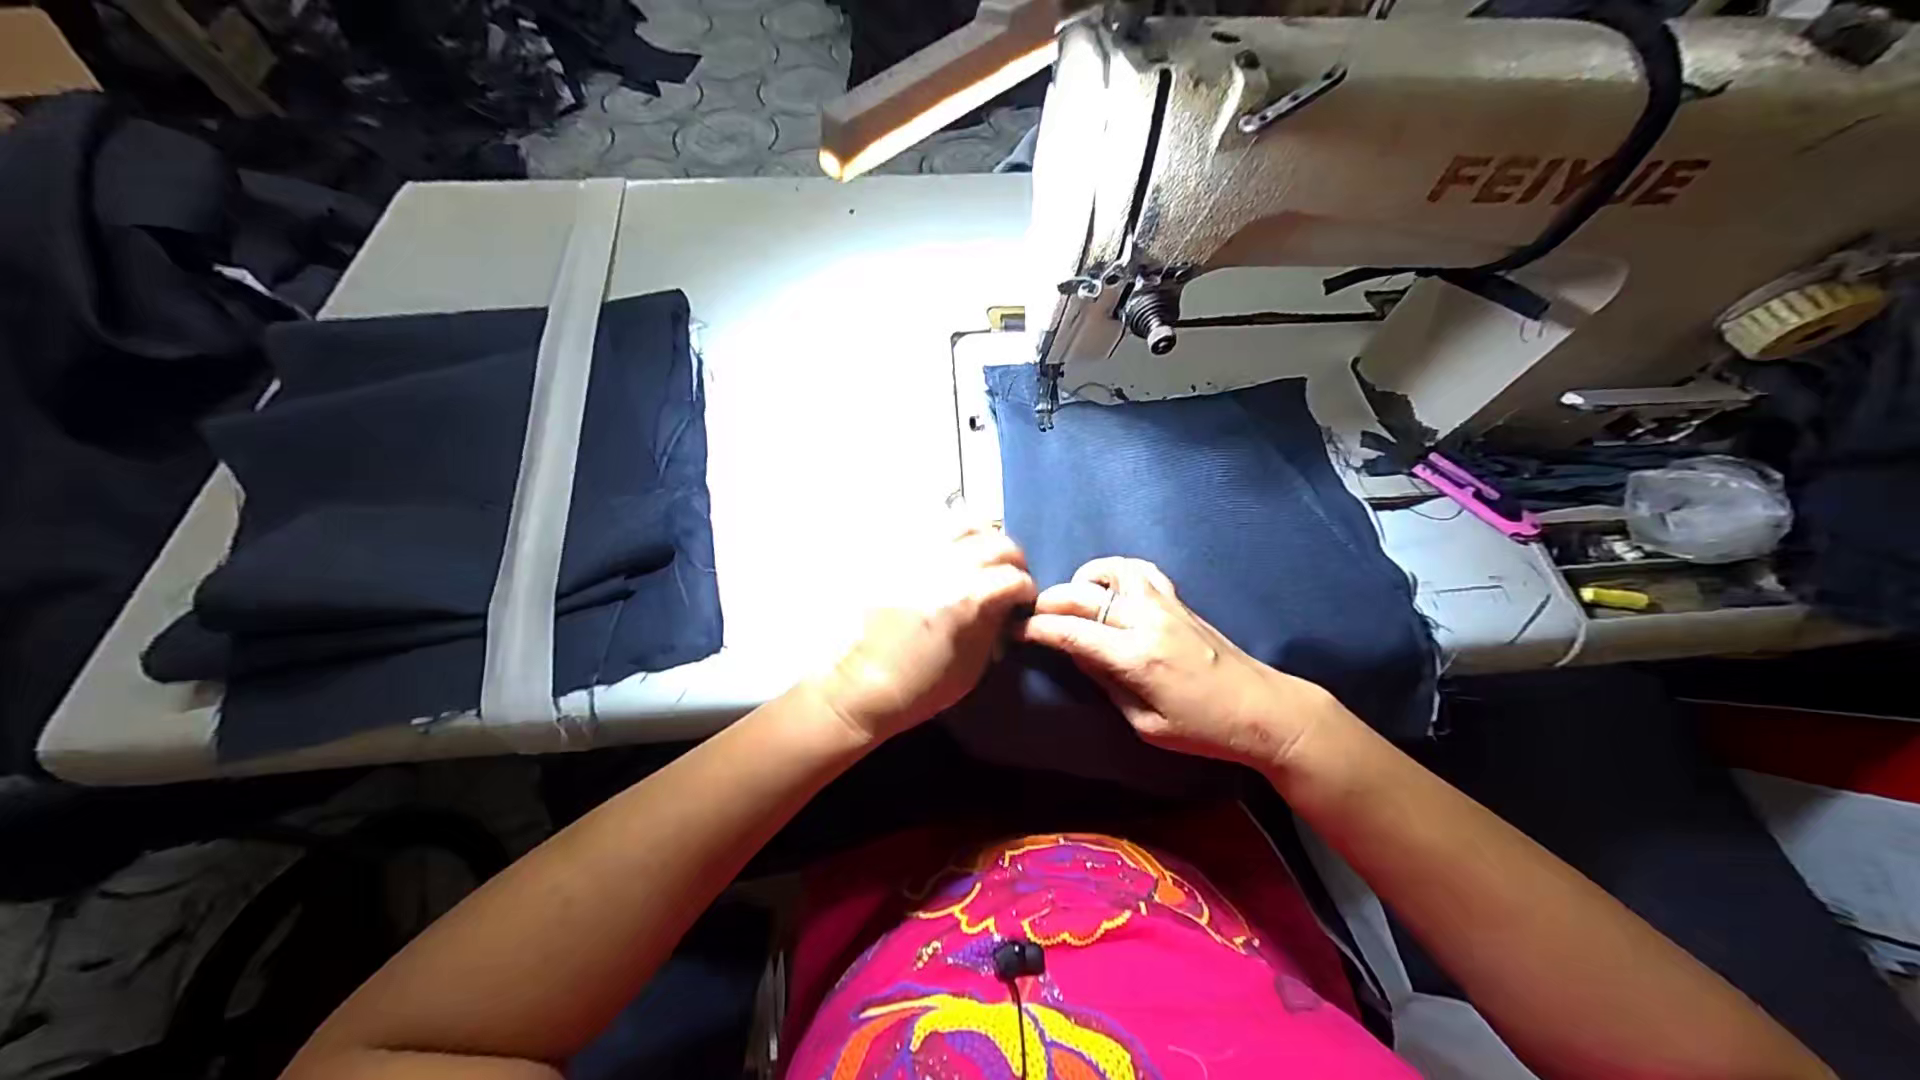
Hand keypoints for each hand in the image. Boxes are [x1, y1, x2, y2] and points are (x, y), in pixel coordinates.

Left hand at [813, 520, 1037, 743]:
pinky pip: (929, 528)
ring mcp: (916, 554)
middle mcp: (944, 566)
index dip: (1027, 590)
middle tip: (1008, 577)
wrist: (861, 687)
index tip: (1023, 601)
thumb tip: (1007, 602)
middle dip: (1012, 560)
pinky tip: (950, 554)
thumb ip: (994, 624)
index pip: (1014, 577)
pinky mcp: (893, 553)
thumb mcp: (972, 666)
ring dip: (982, 539)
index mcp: (966, 598)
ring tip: (980, 558)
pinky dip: (948, 535)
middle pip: (997, 542)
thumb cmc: (920, 687)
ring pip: (964, 522)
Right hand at [1015, 556, 1347, 771]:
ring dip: (1080, 581)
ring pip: (1110, 572)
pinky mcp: (1178, 600)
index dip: (1037, 629)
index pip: (1071, 632)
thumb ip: (1105, 682)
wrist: (1264, 710)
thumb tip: (1076, 652)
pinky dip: (1115, 572)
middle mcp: (1146, 620)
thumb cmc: (1203, 729)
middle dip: (1047, 602)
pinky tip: (1108, 589)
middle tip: (1032, 616)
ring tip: (1070, 600)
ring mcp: (1164, 604)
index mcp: (1135, 657)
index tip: (1016, 631)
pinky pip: (1140, 571)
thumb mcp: (1145, 724)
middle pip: (1082, 595)